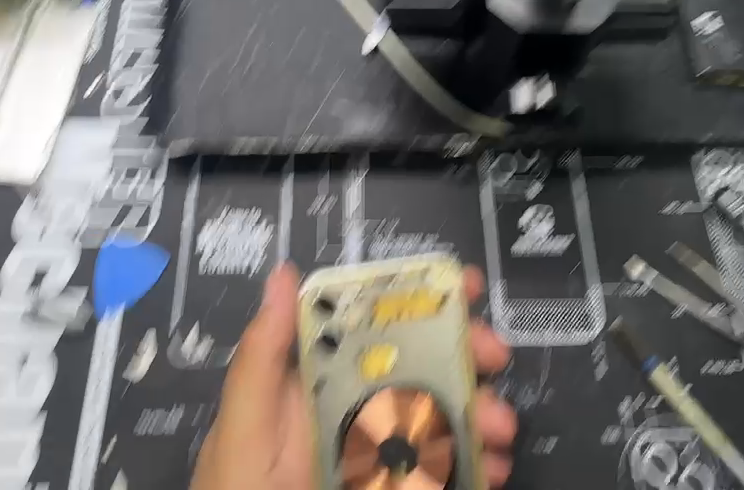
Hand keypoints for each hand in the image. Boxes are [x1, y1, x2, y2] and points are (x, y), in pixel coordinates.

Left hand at [190, 263, 518, 489]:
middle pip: (421, 366)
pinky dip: (477, 467)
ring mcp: (382, 455)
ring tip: (500, 429)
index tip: (463, 287)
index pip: (374, 324)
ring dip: (480, 411)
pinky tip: (493, 470)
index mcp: (321, 378)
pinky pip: (446, 473)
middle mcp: (357, 408)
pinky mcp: (402, 487)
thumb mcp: (243, 425)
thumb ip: (262, 356)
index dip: (419, 299)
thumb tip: (283, 275)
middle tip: (494, 355)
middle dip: (465, 352)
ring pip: (443, 417)